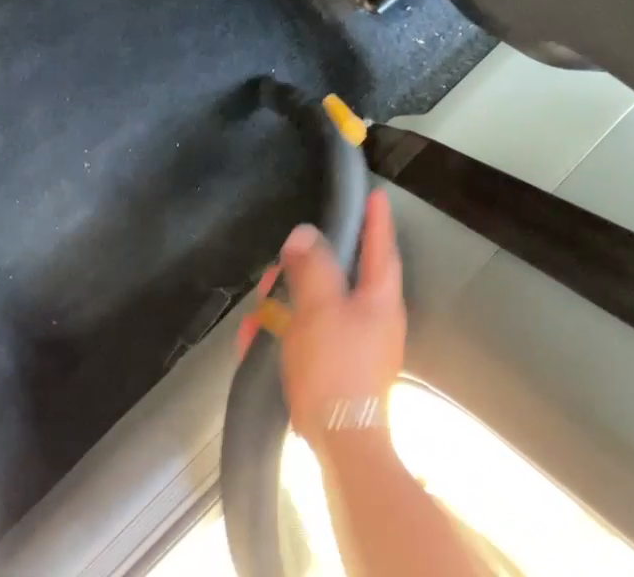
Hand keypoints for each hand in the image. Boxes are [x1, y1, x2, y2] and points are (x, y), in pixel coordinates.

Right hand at [240, 192, 406, 440]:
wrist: (340, 440)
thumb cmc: (334, 367)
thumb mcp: (318, 309)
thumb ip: (311, 267)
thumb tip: (304, 234)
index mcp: (379, 300)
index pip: (380, 248)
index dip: (375, 220)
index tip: (375, 193)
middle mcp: (373, 318)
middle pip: (338, 276)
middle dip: (302, 269)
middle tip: (275, 270)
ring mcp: (355, 344)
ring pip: (315, 306)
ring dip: (284, 304)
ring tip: (256, 314)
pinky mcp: (335, 366)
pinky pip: (305, 336)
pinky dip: (281, 333)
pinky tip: (253, 340)